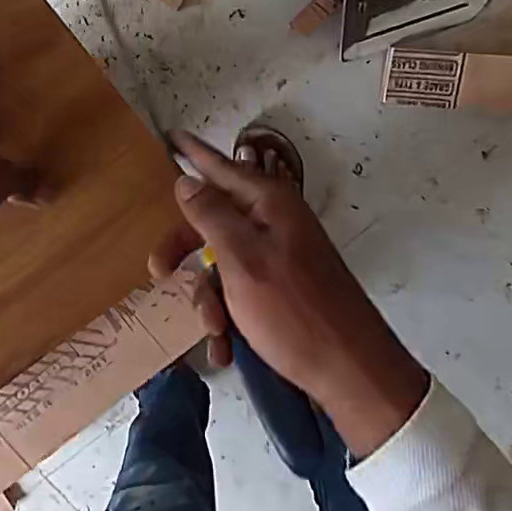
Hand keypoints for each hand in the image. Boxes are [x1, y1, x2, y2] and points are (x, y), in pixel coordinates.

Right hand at [152, 130, 430, 456]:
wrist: (352, 374)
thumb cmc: (295, 312)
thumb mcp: (241, 259)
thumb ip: (211, 215)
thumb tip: (187, 180)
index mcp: (268, 204)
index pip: (220, 167)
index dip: (193, 153)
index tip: (171, 136)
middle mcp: (274, 221)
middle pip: (213, 219)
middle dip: (186, 251)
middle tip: (159, 270)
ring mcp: (280, 253)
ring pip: (222, 260)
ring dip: (209, 296)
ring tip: (215, 332)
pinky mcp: (283, 284)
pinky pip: (240, 287)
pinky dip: (229, 314)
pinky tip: (227, 345)